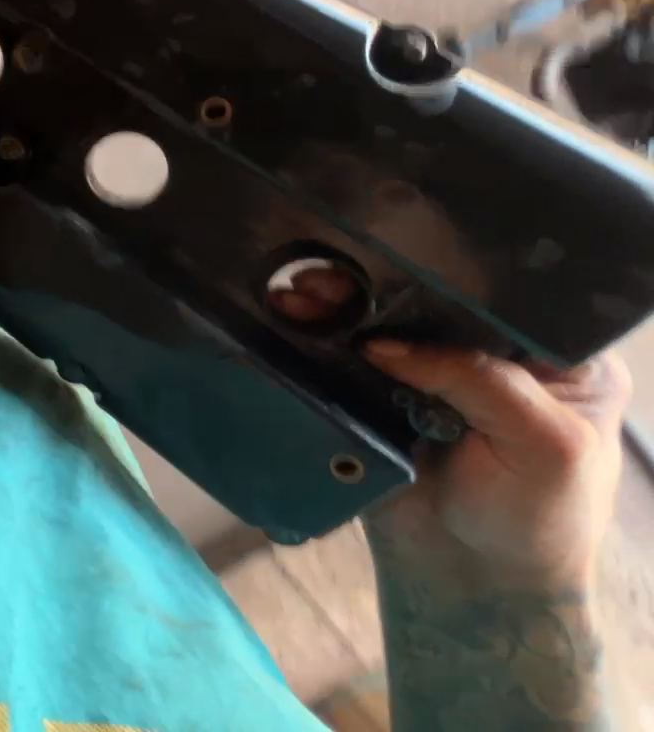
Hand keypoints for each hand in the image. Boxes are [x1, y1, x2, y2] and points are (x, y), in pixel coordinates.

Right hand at [266, 269, 629, 588]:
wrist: (463, 571)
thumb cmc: (535, 514)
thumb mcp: (542, 443)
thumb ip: (478, 382)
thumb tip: (381, 345)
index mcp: (547, 356)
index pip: (493, 295)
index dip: (442, 272)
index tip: (386, 259)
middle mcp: (480, 354)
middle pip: (419, 302)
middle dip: (368, 285)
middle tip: (323, 281)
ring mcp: (418, 373)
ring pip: (371, 323)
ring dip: (329, 307)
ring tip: (293, 297)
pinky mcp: (366, 391)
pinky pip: (337, 356)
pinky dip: (309, 337)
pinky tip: (284, 317)